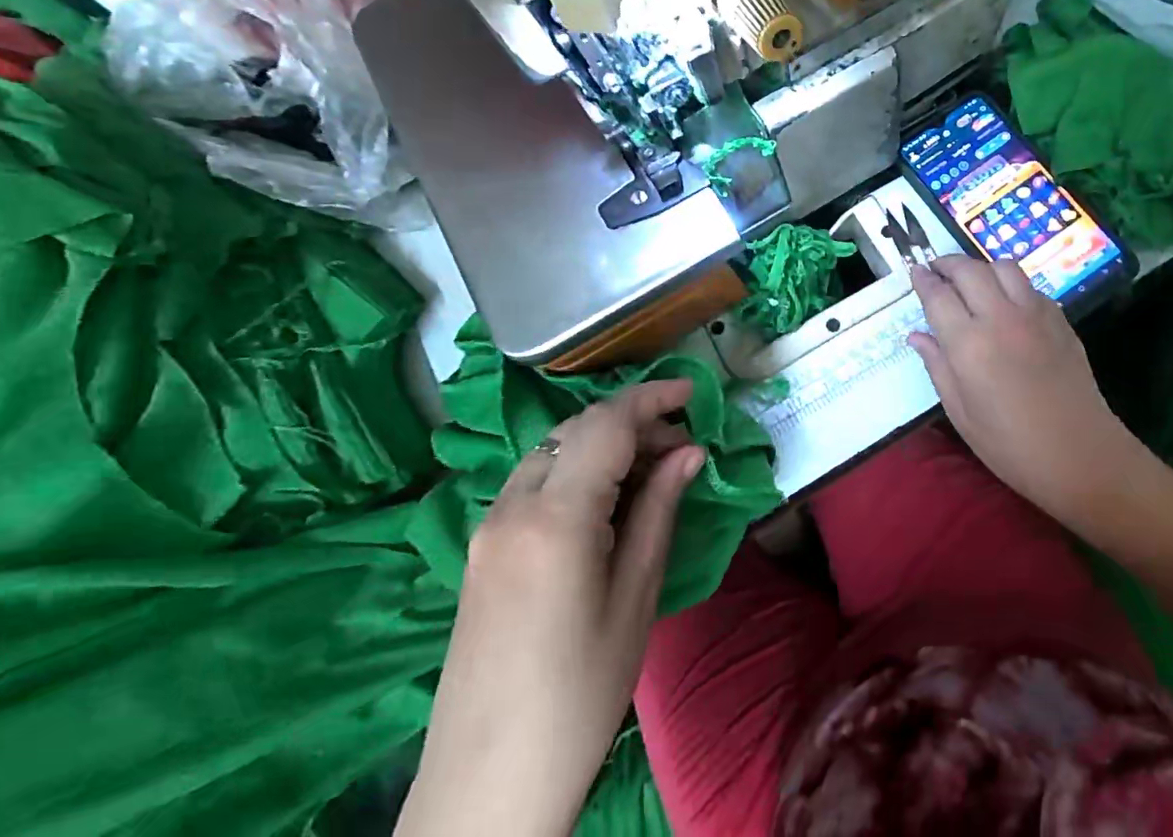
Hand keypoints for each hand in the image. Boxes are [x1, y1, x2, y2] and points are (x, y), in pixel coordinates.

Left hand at [396, 381, 706, 836]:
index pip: (606, 426)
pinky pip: (532, 481)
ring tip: (651, 470)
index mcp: (555, 517)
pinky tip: (604, 499)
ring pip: (551, 451)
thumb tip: (691, 452)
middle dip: (632, 422)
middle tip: (682, 447)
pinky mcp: (480, 548)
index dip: (652, 399)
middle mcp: (511, 506)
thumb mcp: (635, 596)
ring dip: (602, 443)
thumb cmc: (581, 691)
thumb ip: (658, 510)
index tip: (693, 393)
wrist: (489, 778)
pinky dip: (574, 470)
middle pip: (576, 431)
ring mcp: (487, 526)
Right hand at [908, 255, 1145, 517]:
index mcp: (969, 344)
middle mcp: (1001, 318)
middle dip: (947, 263)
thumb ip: (938, 367)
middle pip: (969, 270)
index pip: (938, 296)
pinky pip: (1030, 287)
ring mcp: (1035, 315)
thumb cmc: (1010, 445)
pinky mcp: (1060, 321)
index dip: (923, 281)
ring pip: (1004, 268)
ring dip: (981, 267)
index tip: (914, 272)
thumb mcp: (961, 413)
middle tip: (935, 270)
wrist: (1080, 455)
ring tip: (971, 280)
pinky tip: (1006, 302)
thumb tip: (917, 336)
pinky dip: (1011, 284)